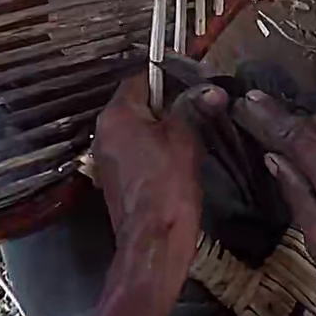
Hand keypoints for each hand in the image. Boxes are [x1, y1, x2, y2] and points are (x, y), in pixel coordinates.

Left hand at [91, 74, 221, 277]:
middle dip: (167, 102)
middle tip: (196, 105)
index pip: (140, 78)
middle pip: (137, 102)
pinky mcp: (115, 175)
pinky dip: (154, 145)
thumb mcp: (184, 140)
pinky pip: (135, 147)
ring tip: (191, 131)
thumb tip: (211, 90)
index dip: (167, 74)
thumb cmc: (166, 188)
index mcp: (116, 115)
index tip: (190, 74)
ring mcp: (107, 154)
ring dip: (162, 125)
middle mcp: (104, 130)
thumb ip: (193, 108)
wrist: (153, 241)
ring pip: (137, 126)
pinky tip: (177, 157)